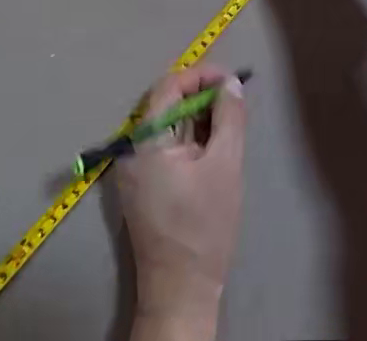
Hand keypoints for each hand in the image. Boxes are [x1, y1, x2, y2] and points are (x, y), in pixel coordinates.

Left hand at [116, 65, 245, 338]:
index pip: (169, 86)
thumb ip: (229, 117)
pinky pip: (166, 144)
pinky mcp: (143, 184)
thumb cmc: (203, 226)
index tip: (231, 81)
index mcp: (144, 141)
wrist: (181, 291)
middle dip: (202, 95)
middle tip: (234, 100)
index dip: (201, 76)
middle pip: (166, 103)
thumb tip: (230, 83)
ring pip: (168, 124)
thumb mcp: (225, 164)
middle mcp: (132, 149)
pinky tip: (214, 144)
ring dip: (198, 116)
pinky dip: (190, 136)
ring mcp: (134, 168)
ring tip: (229, 120)